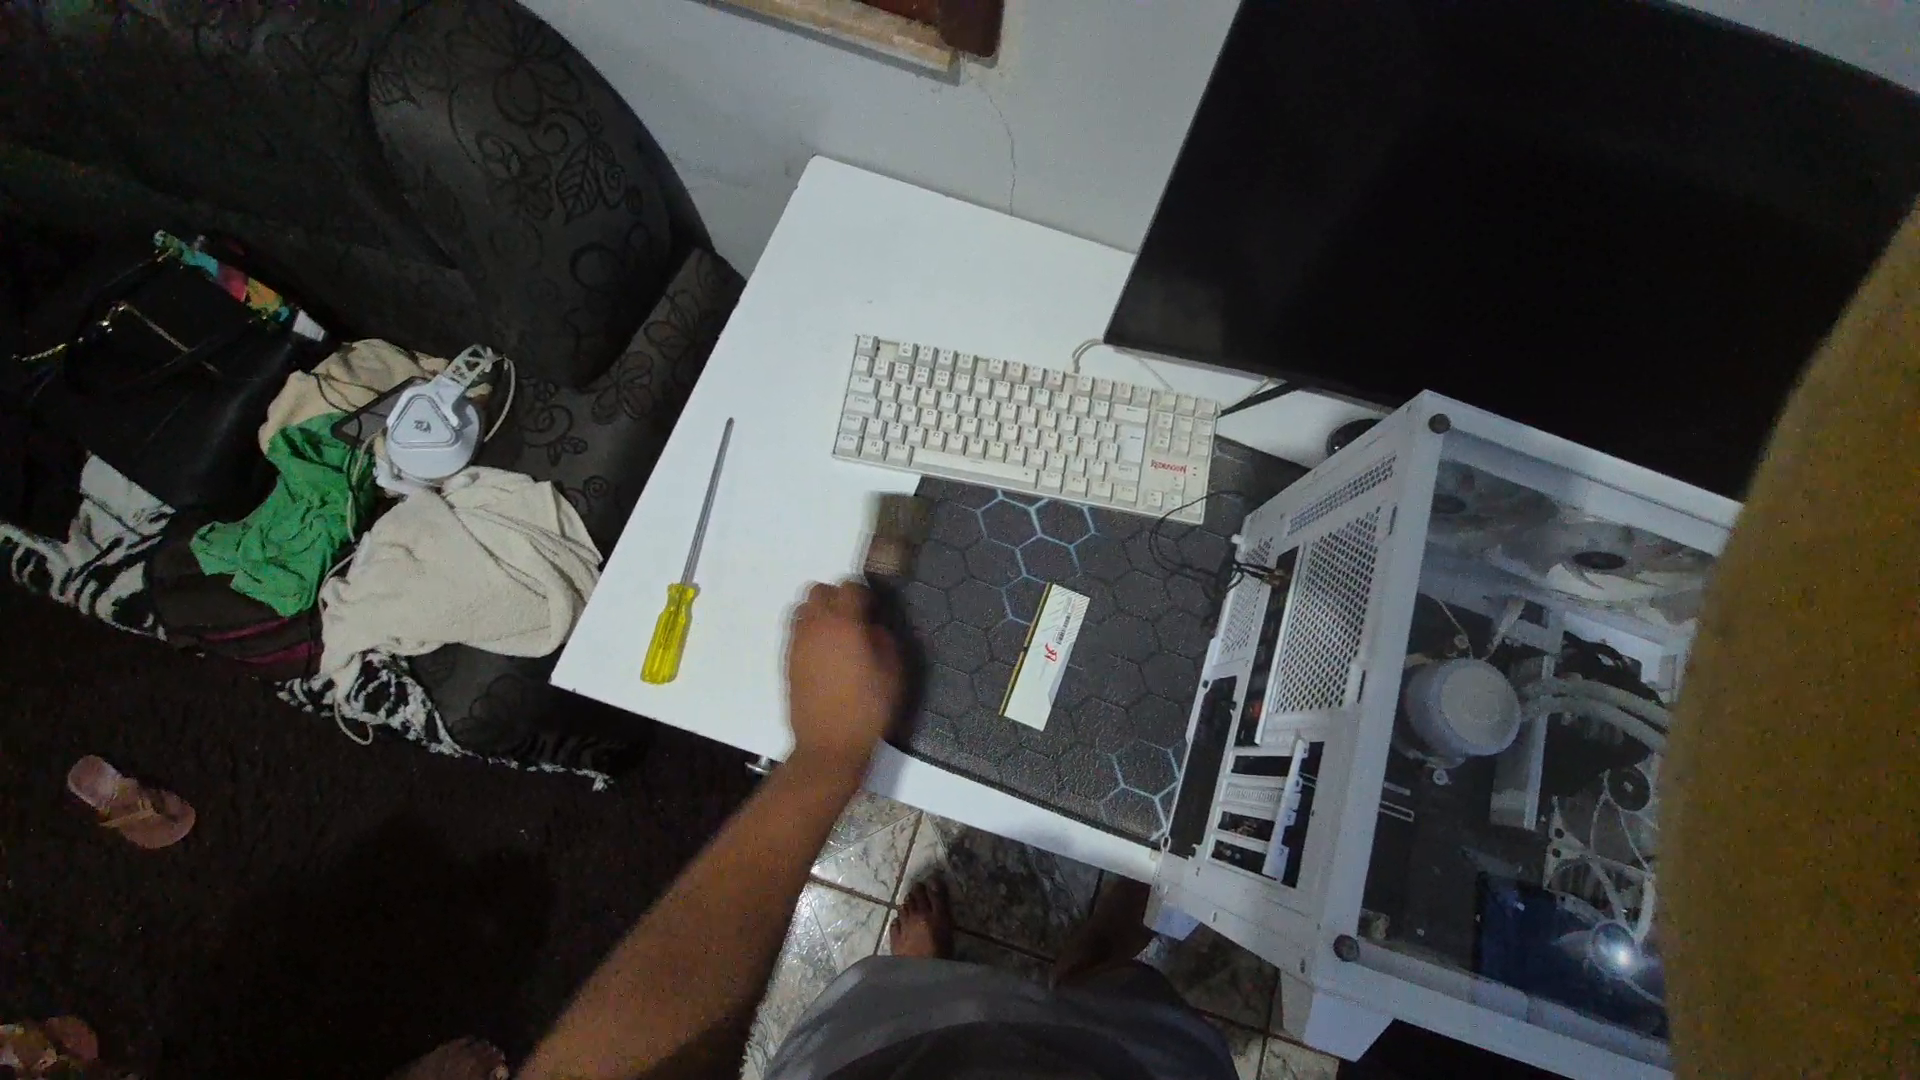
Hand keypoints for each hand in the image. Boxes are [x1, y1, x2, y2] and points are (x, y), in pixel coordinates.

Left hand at [785, 581, 902, 778]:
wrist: (828, 746)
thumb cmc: (868, 710)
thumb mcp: (893, 674)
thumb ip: (885, 641)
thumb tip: (872, 628)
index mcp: (845, 624)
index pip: (849, 587)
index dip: (863, 593)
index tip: (873, 609)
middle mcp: (816, 626)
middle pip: (819, 590)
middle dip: (837, 597)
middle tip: (854, 618)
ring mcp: (797, 643)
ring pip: (802, 607)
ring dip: (819, 612)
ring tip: (836, 634)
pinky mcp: (787, 660)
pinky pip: (795, 630)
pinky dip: (809, 630)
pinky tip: (824, 653)